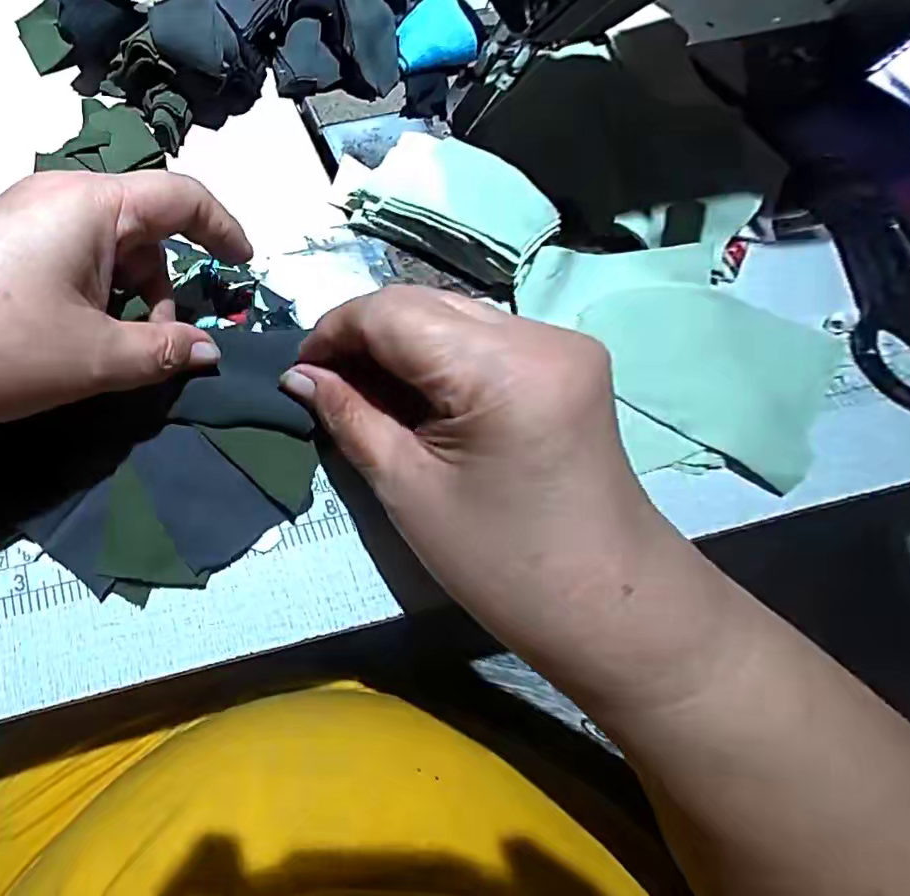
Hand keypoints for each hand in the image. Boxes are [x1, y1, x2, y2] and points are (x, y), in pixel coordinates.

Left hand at [0, 170, 252, 470]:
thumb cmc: (2, 347)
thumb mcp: (99, 357)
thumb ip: (167, 350)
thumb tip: (211, 350)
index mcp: (92, 203)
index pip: (183, 196)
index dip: (224, 229)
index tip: (245, 266)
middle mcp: (61, 196)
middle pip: (146, 229)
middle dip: (168, 286)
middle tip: (163, 344)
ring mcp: (27, 218)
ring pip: (111, 250)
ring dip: (131, 299)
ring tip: (112, 352)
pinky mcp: (4, 246)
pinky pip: (75, 260)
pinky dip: (96, 297)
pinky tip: (76, 340)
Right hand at [283, 286, 742, 712]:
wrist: (610, 606)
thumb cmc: (502, 564)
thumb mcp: (408, 489)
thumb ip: (349, 416)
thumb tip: (300, 374)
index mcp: (503, 368)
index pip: (393, 311)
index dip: (335, 330)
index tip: (301, 367)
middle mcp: (540, 334)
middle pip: (423, 302)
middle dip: (364, 334)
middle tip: (327, 380)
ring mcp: (561, 342)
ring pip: (451, 313)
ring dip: (399, 342)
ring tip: (366, 388)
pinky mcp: (567, 358)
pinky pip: (481, 335)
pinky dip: (436, 353)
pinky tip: (417, 391)